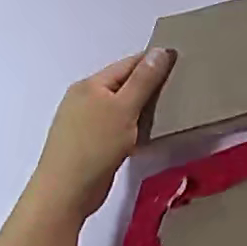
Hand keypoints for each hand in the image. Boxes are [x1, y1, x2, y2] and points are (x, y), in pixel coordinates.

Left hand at [32, 49, 175, 219]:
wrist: (64, 195)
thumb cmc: (95, 146)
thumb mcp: (124, 108)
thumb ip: (144, 79)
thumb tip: (161, 50)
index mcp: (90, 84)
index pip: (129, 63)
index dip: (154, 61)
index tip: (182, 64)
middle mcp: (85, 99)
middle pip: (124, 83)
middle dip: (150, 85)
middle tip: (181, 88)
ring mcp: (85, 122)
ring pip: (122, 106)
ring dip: (143, 107)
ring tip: (170, 109)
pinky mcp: (90, 144)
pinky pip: (118, 125)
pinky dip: (134, 126)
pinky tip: (149, 132)